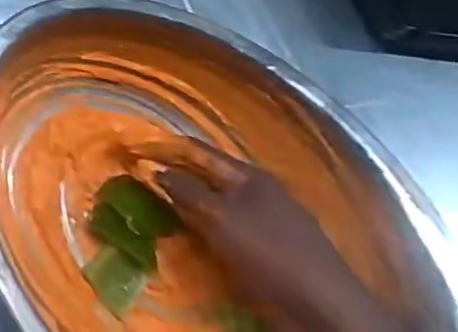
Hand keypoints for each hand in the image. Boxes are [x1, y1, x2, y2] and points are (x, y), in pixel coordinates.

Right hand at [151, 141, 397, 331]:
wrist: (328, 311)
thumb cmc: (270, 252)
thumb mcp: (218, 216)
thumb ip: (182, 187)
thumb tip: (152, 169)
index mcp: (249, 176)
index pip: (195, 149)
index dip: (161, 146)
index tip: (129, 148)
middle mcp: (259, 191)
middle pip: (205, 173)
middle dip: (171, 172)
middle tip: (135, 173)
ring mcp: (267, 219)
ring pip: (214, 200)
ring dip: (185, 199)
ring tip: (152, 199)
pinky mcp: (269, 245)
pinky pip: (225, 223)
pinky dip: (201, 221)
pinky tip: (185, 227)